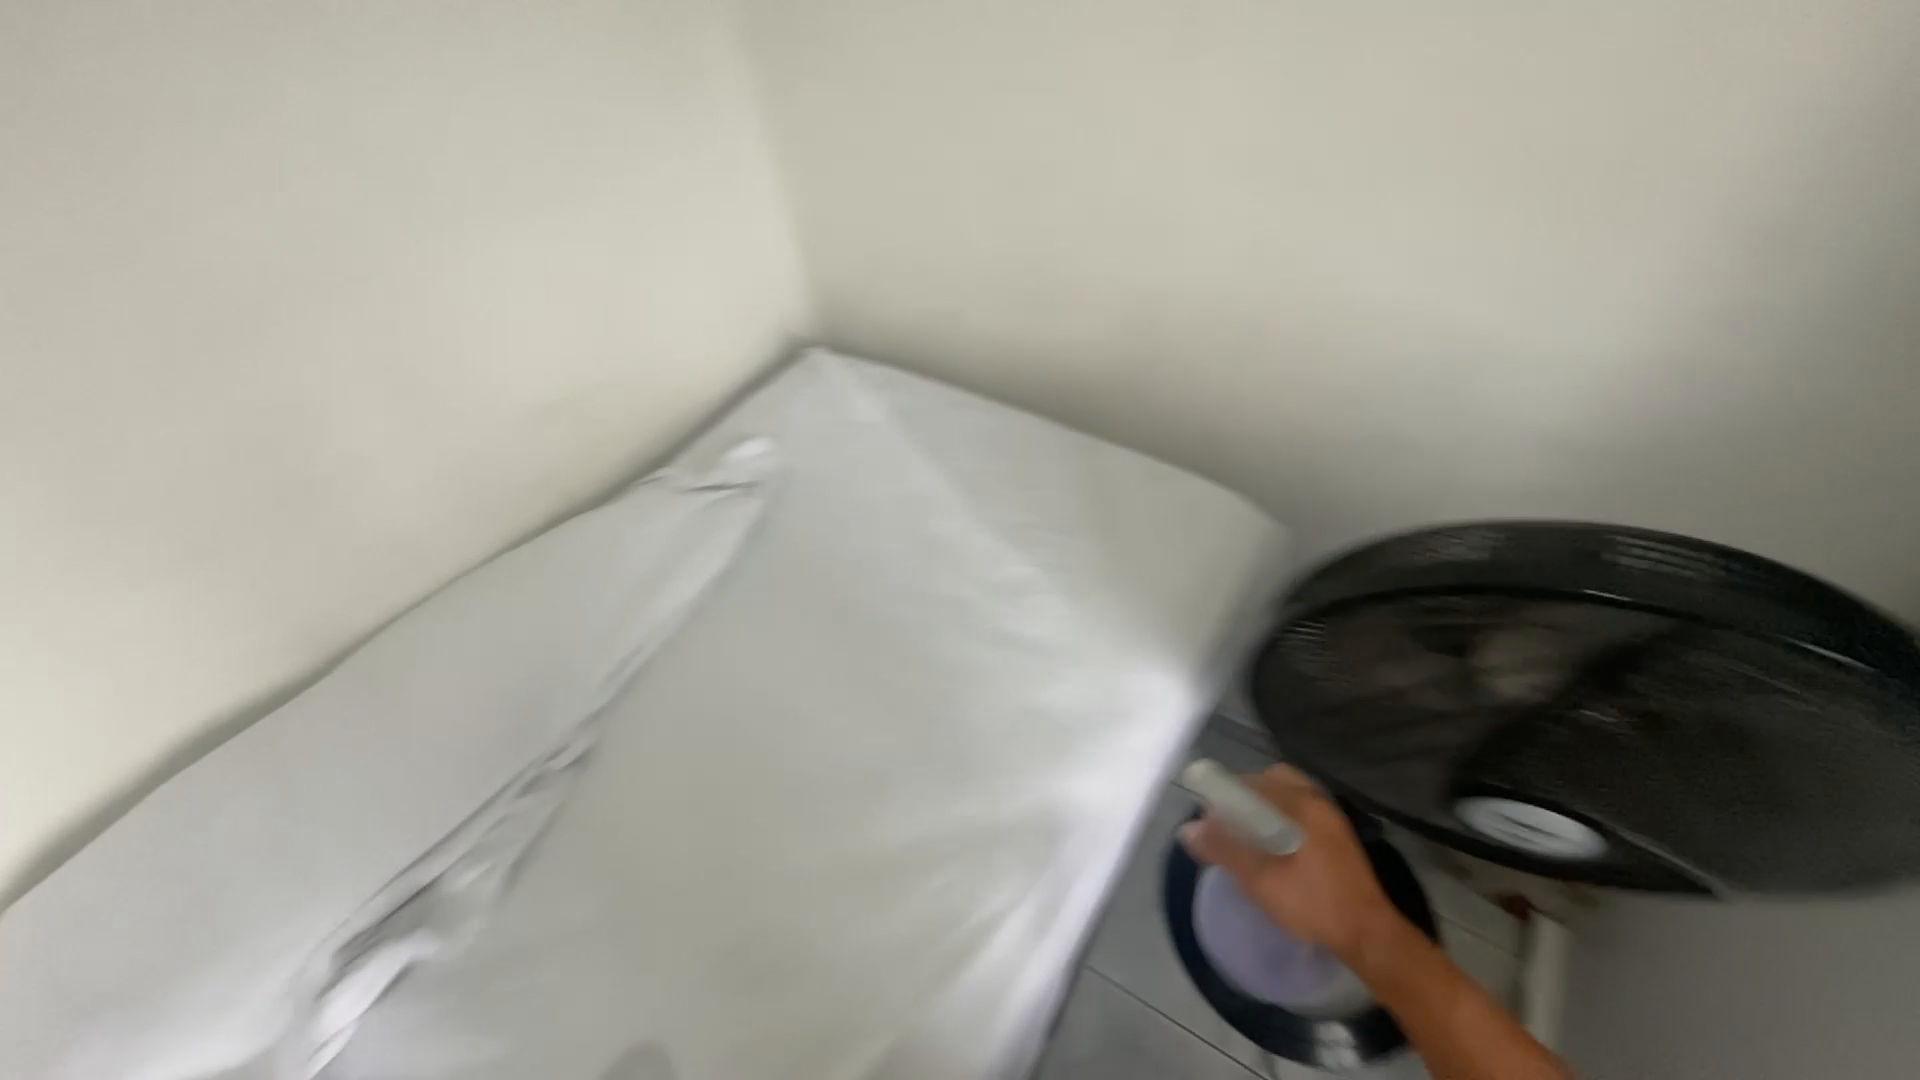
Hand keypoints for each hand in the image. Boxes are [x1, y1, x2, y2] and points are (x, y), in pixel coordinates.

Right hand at [1178, 764, 1403, 962]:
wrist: (1369, 938)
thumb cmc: (1314, 905)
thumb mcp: (1261, 880)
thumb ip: (1224, 850)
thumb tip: (1187, 829)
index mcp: (1302, 805)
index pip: (1253, 781)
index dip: (1226, 795)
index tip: (1209, 818)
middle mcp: (1319, 802)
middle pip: (1273, 781)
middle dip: (1245, 797)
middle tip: (1228, 823)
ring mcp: (1332, 819)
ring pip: (1288, 797)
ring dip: (1264, 808)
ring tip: (1247, 835)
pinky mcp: (1337, 837)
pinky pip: (1300, 812)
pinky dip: (1280, 818)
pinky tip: (1271, 847)